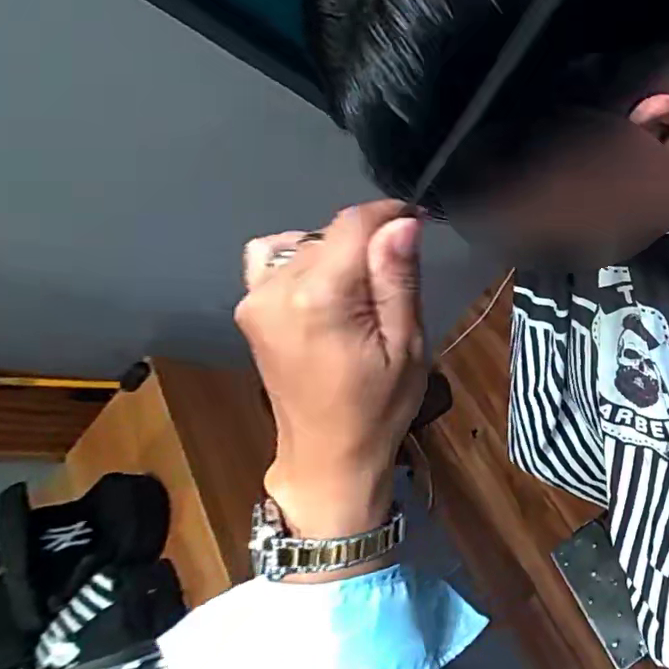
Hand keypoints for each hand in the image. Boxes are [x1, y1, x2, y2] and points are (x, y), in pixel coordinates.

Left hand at [236, 200, 424, 540]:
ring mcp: (253, 298)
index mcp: (319, 297)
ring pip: (303, 242)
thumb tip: (403, 223)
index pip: (352, 224)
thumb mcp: (407, 347)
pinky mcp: (249, 309)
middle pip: (329, 232)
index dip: (389, 214)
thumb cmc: (379, 407)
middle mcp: (274, 287)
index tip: (419, 220)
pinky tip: (325, 285)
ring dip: (338, 252)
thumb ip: (398, 280)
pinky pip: (271, 258)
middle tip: (398, 279)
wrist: (328, 454)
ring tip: (364, 290)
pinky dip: (301, 258)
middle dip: (369, 241)